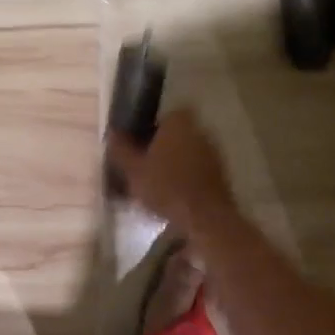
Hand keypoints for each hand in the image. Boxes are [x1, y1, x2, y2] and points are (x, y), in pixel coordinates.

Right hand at [106, 107, 236, 228]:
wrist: (207, 220)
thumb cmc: (166, 188)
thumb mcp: (133, 169)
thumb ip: (121, 148)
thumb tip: (111, 132)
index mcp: (179, 122)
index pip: (166, 114)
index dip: (152, 126)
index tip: (140, 141)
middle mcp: (200, 131)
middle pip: (178, 132)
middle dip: (164, 145)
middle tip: (146, 163)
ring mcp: (215, 153)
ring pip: (189, 151)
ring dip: (176, 163)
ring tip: (158, 183)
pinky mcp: (223, 176)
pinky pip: (199, 169)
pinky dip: (188, 178)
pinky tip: (174, 196)